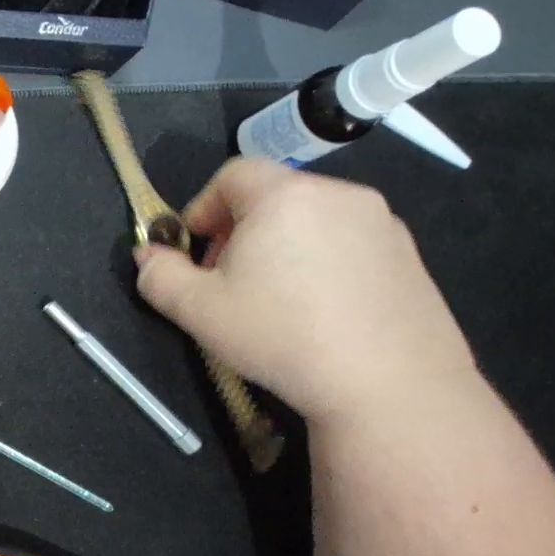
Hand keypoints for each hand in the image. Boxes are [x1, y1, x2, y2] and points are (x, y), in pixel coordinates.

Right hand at [134, 158, 477, 422]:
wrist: (388, 381)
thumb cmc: (279, 334)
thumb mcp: (195, 310)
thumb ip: (158, 275)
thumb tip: (148, 256)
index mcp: (283, 197)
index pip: (232, 174)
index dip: (201, 208)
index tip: (195, 253)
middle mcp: (337, 194)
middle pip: (271, 195)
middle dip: (238, 230)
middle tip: (226, 282)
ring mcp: (380, 221)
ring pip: (308, 219)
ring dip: (278, 246)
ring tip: (272, 300)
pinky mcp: (406, 252)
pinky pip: (344, 241)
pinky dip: (319, 262)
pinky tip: (315, 311)